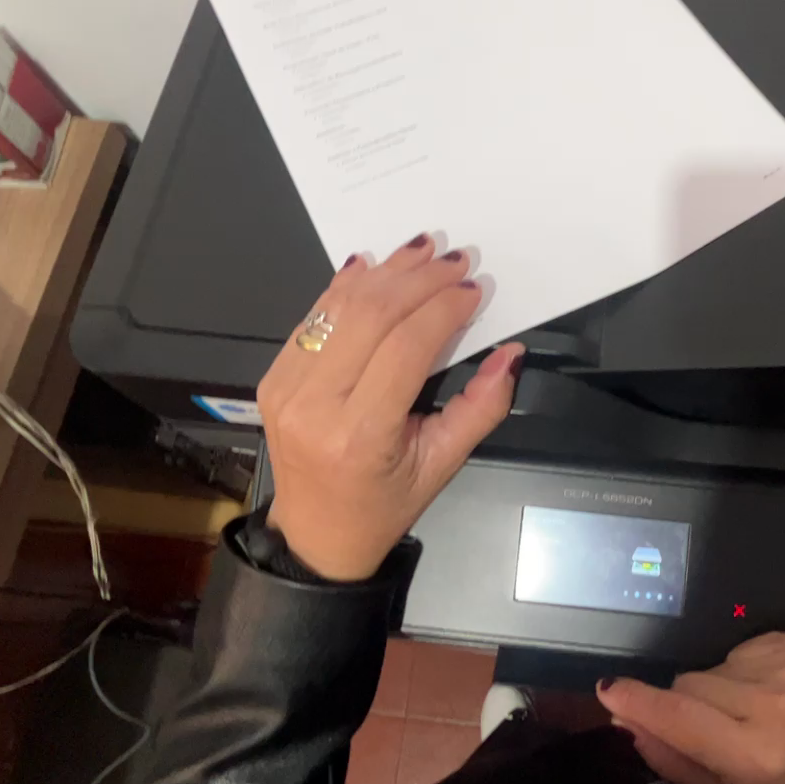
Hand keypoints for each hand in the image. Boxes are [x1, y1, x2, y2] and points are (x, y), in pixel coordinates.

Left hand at [257, 234, 524, 580]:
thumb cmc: (383, 504)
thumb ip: (481, 408)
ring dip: (385, 272)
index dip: (443, 309)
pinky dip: (346, 286)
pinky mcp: (274, 376)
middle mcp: (314, 405)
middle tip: (454, 258)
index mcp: (359, 435)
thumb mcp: (442, 465)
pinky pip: (313, 317)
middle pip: (371, 316)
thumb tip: (510, 354)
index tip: (472, 287)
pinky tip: (374, 265)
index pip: (406, 348)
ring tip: (421, 250)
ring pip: (340, 308)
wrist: (316, 533)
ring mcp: (285, 387)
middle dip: (418, 279)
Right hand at [597, 633, 784, 783]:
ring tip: (747, 707)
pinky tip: (766, 687)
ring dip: (717, 685)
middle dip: (686, 702)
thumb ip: (673, 760)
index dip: (640, 702)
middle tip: (715, 725)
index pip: (682, 718)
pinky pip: (738, 647)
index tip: (609, 690)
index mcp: (759, 755)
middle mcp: (776, 705)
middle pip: (689, 683)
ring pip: (711, 664)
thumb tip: (626, 719)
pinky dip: (742, 668)